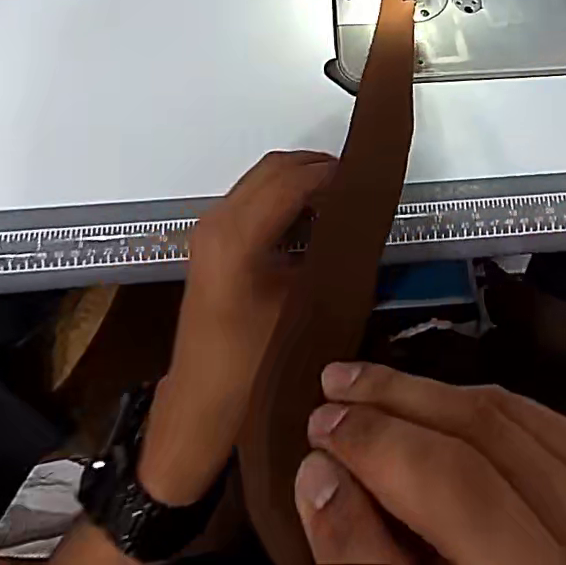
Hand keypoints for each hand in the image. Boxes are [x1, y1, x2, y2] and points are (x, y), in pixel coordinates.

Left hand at [136, 151, 335, 504]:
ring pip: (262, 176)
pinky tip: (308, 212)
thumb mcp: (303, 304)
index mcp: (237, 236)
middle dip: (316, 167)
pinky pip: (252, 193)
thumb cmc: (252, 360)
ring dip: (299, 177)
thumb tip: (358, 219)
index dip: (329, 173)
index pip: (290, 180)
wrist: (203, 398)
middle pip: (274, 167)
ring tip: (337, 194)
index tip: (362, 176)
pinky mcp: (211, 236)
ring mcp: (210, 225)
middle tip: (354, 182)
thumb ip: (330, 253)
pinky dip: (283, 191)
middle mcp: (218, 220)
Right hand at [294, 363, 565, 564]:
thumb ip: (363, 563)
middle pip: (482, 438)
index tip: (318, 425)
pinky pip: (547, 423)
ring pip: (511, 419)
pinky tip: (444, 399)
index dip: (377, 443)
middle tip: (335, 385)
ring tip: (373, 386)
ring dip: (432, 394)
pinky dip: (485, 405)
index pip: (452, 483)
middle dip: (395, 402)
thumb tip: (319, 471)